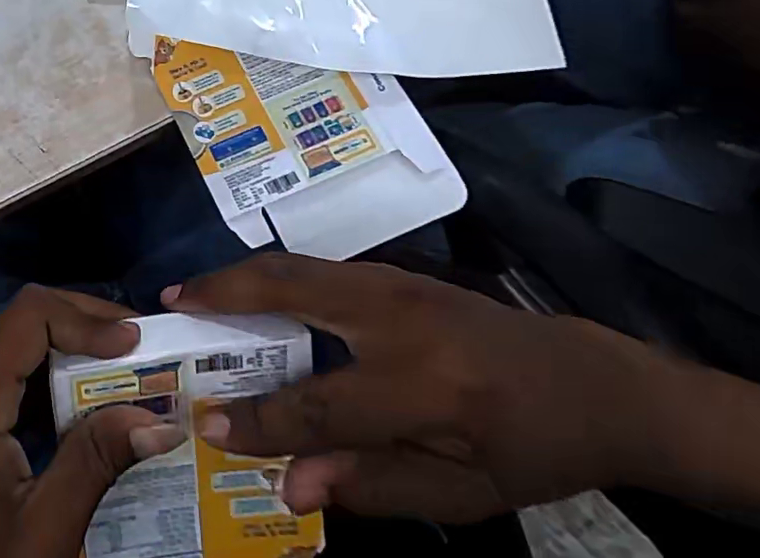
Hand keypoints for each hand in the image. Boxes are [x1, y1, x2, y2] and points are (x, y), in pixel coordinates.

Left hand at [0, 286, 187, 557]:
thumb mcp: (44, 527)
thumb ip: (96, 460)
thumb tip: (160, 419)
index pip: (32, 314)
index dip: (86, 317)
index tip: (137, 341)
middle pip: (24, 317)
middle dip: (85, 323)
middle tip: (140, 346)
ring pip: (15, 336)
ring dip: (69, 343)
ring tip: (123, 365)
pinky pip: (2, 362)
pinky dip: (46, 366)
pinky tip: (82, 391)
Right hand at [164, 254, 759, 529]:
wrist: (586, 380)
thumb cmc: (529, 447)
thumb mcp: (464, 494)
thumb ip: (373, 486)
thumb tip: (288, 486)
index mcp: (424, 388)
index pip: (318, 406)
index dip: (258, 420)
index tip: (206, 423)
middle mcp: (397, 319)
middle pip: (287, 291)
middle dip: (221, 294)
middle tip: (172, 302)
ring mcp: (391, 282)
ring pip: (292, 265)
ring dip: (235, 275)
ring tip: (193, 291)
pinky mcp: (388, 270)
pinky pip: (310, 266)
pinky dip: (265, 274)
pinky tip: (245, 288)